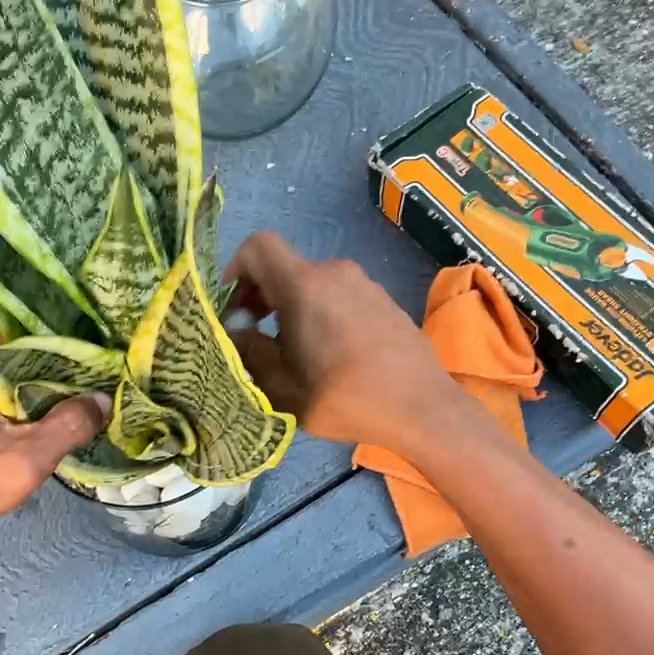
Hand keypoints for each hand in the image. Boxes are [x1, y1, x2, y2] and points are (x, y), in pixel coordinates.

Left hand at [0, 325, 109, 533]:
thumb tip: (104, 399)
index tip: (95, 341)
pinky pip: (0, 379)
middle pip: (18, 340)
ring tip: (82, 384)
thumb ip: (71, 424)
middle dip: (57, 352)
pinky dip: (26, 386)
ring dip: (43, 372)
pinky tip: (51, 404)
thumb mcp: (30, 456)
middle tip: (96, 366)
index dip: (62, 329)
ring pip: (10, 361)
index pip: (23, 323)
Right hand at [225, 231, 468, 450]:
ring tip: (291, 352)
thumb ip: (251, 354)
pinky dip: (321, 314)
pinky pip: (340, 297)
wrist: (421, 407)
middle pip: (285, 268)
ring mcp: (364, 284)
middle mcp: (334, 272)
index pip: (258, 247)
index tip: (232, 307)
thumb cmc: (344, 398)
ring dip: (292, 308)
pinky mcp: (385, 301)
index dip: (236, 269)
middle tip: (254, 335)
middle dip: (261, 296)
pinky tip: (329, 354)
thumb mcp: (283, 388)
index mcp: (303, 285)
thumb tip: (237, 334)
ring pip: (313, 284)